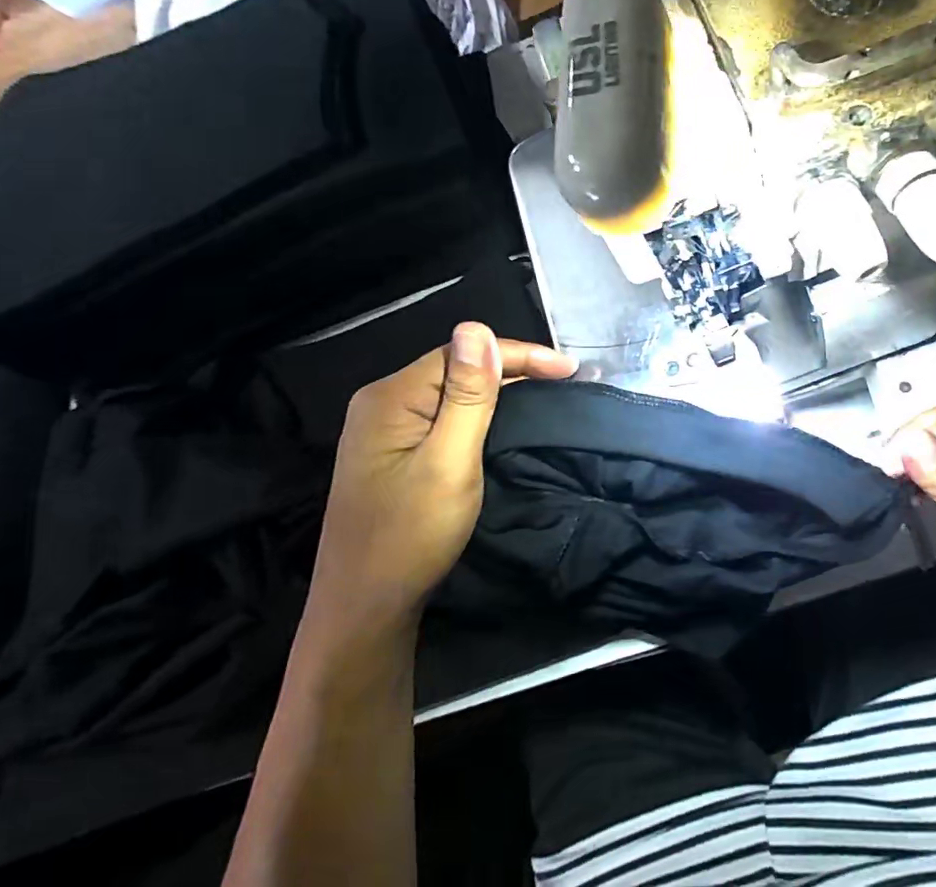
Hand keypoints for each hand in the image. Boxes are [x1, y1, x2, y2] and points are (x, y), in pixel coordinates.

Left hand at [311, 322, 576, 627]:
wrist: (365, 607)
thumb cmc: (410, 536)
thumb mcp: (449, 463)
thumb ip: (466, 397)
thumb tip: (475, 329)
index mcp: (390, 398)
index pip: (461, 354)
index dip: (518, 355)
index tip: (570, 370)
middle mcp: (382, 404)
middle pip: (455, 367)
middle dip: (512, 367)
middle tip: (565, 380)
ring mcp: (384, 430)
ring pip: (450, 391)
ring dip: (499, 388)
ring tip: (547, 392)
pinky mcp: (393, 452)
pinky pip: (443, 414)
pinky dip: (480, 410)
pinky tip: (506, 417)